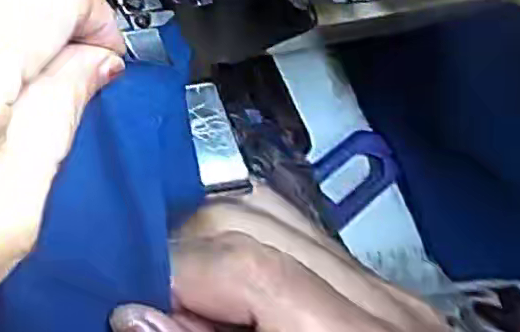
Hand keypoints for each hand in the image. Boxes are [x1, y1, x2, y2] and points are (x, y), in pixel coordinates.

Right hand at [110, 184, 448, 331]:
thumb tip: (131, 315)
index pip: (252, 267)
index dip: (176, 276)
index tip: (135, 310)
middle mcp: (388, 308)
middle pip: (247, 219)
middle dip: (183, 253)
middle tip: (161, 311)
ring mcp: (389, 292)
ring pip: (264, 203)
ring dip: (207, 234)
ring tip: (193, 294)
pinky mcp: (381, 291)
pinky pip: (289, 224)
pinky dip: (241, 234)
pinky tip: (228, 283)